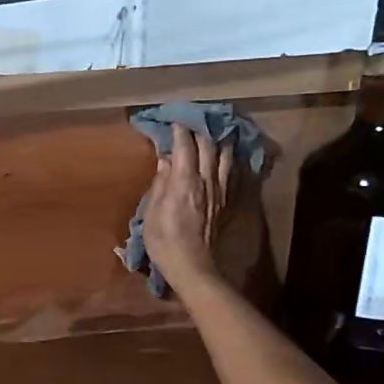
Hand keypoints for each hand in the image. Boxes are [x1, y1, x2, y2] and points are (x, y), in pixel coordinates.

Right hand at [141, 125, 235, 291]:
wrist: (191, 264)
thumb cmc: (163, 239)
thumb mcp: (152, 211)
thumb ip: (161, 182)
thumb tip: (166, 160)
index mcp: (185, 181)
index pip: (186, 146)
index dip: (180, 130)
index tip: (173, 120)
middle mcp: (206, 180)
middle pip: (209, 146)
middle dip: (200, 130)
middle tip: (192, 120)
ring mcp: (220, 189)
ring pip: (225, 156)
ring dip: (219, 140)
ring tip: (213, 130)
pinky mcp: (227, 199)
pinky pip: (231, 171)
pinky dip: (227, 157)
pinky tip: (225, 153)